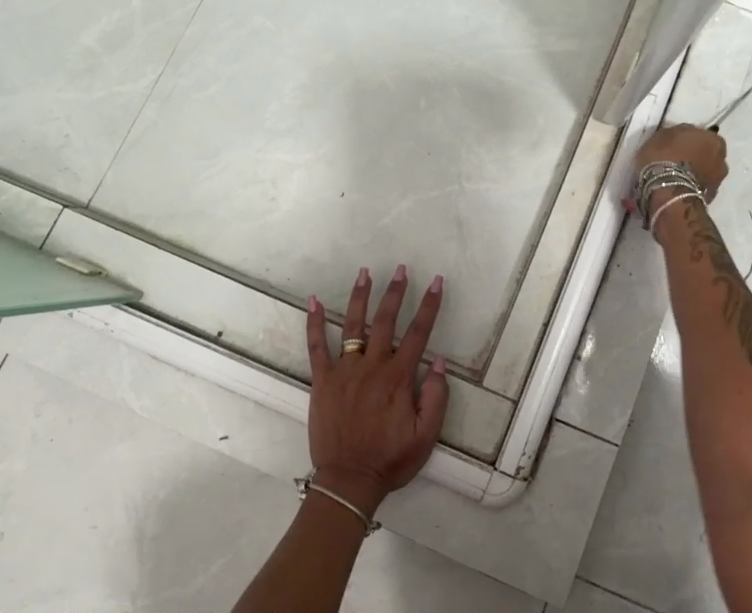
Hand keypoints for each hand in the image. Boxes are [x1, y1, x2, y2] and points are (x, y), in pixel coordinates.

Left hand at [304, 266, 447, 516]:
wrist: (348, 481)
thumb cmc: (390, 460)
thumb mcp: (426, 435)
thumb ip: (437, 397)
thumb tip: (440, 361)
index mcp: (399, 378)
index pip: (419, 333)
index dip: (430, 306)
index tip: (437, 282)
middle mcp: (372, 366)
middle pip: (386, 321)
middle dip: (396, 292)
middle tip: (401, 269)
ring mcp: (345, 371)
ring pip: (353, 325)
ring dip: (360, 297)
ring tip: (365, 273)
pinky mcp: (322, 381)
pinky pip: (317, 347)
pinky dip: (314, 323)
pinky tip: (312, 301)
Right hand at [636, 124, 728, 211]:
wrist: (669, 193)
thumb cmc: (665, 157)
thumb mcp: (663, 134)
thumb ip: (678, 132)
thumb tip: (683, 135)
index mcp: (714, 139)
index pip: (702, 136)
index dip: (689, 140)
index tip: (677, 144)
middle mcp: (722, 158)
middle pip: (708, 154)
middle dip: (696, 156)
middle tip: (678, 160)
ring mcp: (719, 180)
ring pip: (706, 171)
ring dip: (696, 172)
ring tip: (678, 176)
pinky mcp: (711, 197)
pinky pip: (700, 186)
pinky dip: (693, 185)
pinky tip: (678, 187)